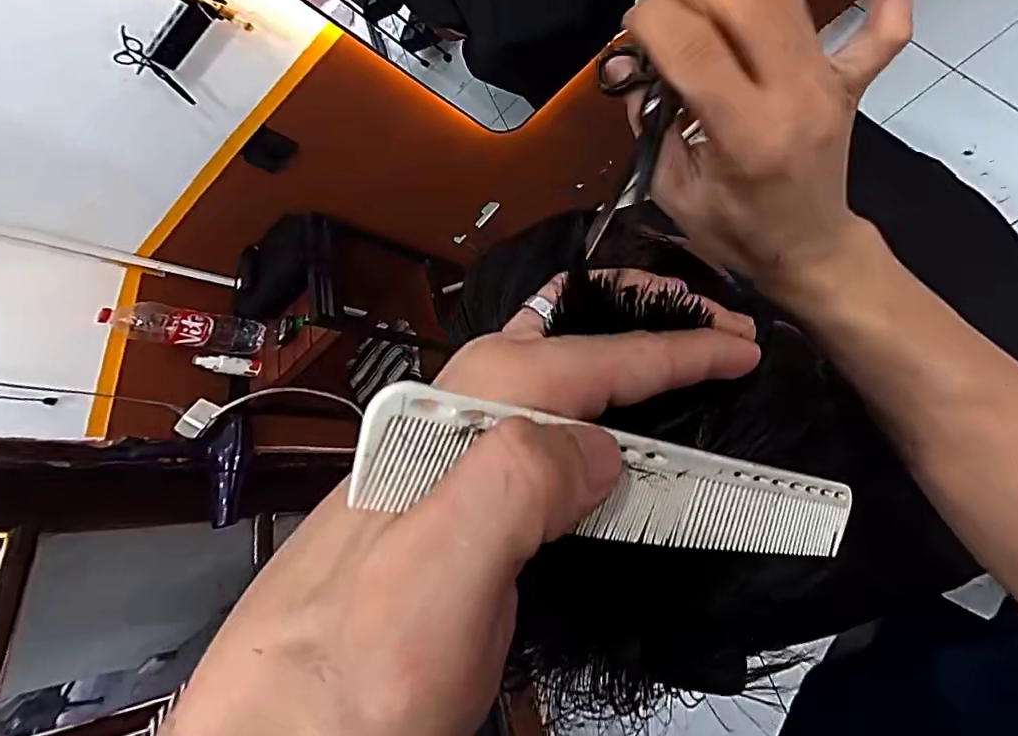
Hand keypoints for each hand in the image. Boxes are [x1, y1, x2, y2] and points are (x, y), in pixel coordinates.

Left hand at [165, 314, 760, 735]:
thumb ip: (513, 484)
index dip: (668, 350)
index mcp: (460, 413)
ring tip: (673, 353)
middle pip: (561, 338)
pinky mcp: (460, 496)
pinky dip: (588, 403)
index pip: (583, 362)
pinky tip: (605, 417)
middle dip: (638, 321)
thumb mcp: (434, 575)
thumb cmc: (353, 661)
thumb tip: (598, 443)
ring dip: (614, 354)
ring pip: (548, 372)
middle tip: (713, 328)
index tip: (740, 345)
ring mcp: (454, 453)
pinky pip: (539, 425)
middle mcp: (455, 414)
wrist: (278, 721)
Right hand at [620, 0, 913, 291]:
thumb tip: (627, 65)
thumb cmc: (737, 229)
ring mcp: (828, 87)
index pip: (694, 50)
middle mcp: (794, 101)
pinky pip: (884, 28)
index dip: (652, 20)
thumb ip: (648, 121)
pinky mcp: (849, 83)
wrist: (807, 248)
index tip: (631, 21)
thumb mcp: (672, 189)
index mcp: (746, 137)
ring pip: (789, 0)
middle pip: (745, 8)